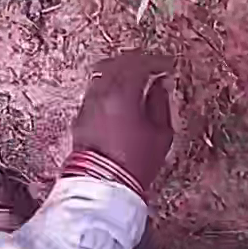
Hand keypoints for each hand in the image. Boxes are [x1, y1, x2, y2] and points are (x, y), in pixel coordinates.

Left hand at [71, 52, 174, 189]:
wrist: (103, 187)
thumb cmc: (135, 163)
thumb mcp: (160, 134)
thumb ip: (160, 103)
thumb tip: (159, 86)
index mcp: (122, 95)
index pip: (139, 65)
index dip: (156, 62)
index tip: (167, 65)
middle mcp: (101, 94)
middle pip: (117, 63)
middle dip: (136, 60)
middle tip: (151, 65)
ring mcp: (87, 105)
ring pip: (102, 74)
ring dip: (120, 70)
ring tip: (136, 77)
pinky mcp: (80, 117)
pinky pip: (96, 90)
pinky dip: (109, 85)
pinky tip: (121, 95)